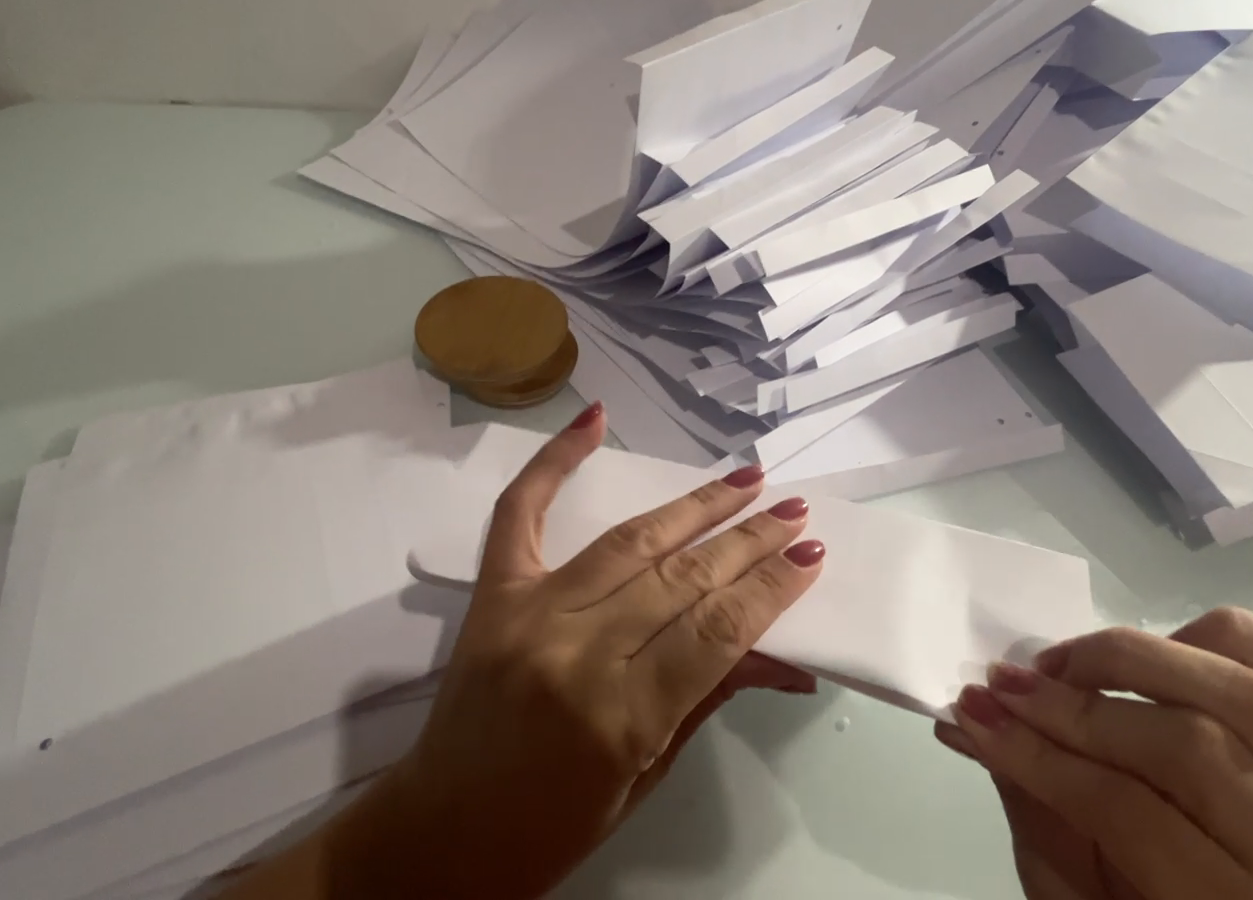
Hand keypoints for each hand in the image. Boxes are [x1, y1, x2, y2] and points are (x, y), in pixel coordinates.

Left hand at [333, 402, 825, 897]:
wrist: (442, 831)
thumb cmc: (553, 824)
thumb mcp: (645, 774)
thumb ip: (708, 698)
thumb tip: (786, 657)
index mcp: (618, 715)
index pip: (716, 632)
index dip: (771, 589)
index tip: (811, 555)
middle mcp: (574, 652)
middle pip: (681, 578)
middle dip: (747, 542)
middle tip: (793, 513)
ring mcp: (527, 612)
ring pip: (629, 541)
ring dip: (695, 506)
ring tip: (746, 480)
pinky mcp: (492, 592)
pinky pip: (521, 512)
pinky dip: (555, 461)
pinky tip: (594, 420)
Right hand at [935, 608, 1252, 899]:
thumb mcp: (1055, 886)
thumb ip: (1025, 796)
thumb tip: (974, 713)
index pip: (1130, 811)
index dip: (1043, 759)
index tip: (975, 718)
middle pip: (1195, 741)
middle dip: (1082, 706)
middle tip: (1007, 688)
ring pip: (1242, 695)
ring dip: (1131, 659)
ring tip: (1061, 663)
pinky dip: (1224, 637)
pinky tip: (1157, 637)